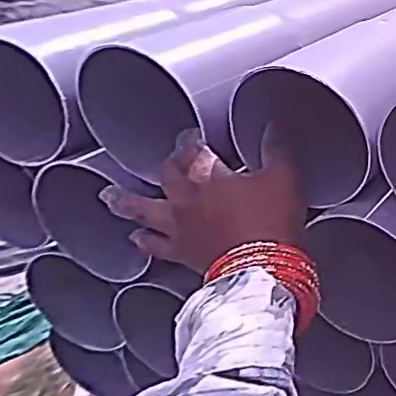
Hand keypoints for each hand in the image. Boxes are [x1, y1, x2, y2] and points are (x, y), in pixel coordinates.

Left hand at [101, 127, 305, 272]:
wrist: (262, 268)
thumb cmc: (272, 221)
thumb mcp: (284, 176)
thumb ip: (276, 149)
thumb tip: (274, 128)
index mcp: (208, 175)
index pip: (191, 148)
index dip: (190, 138)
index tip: (192, 135)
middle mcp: (185, 198)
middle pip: (166, 173)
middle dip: (169, 162)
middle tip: (170, 159)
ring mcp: (179, 227)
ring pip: (142, 209)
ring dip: (126, 200)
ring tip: (111, 196)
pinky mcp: (181, 253)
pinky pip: (154, 245)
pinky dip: (144, 240)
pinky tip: (138, 238)